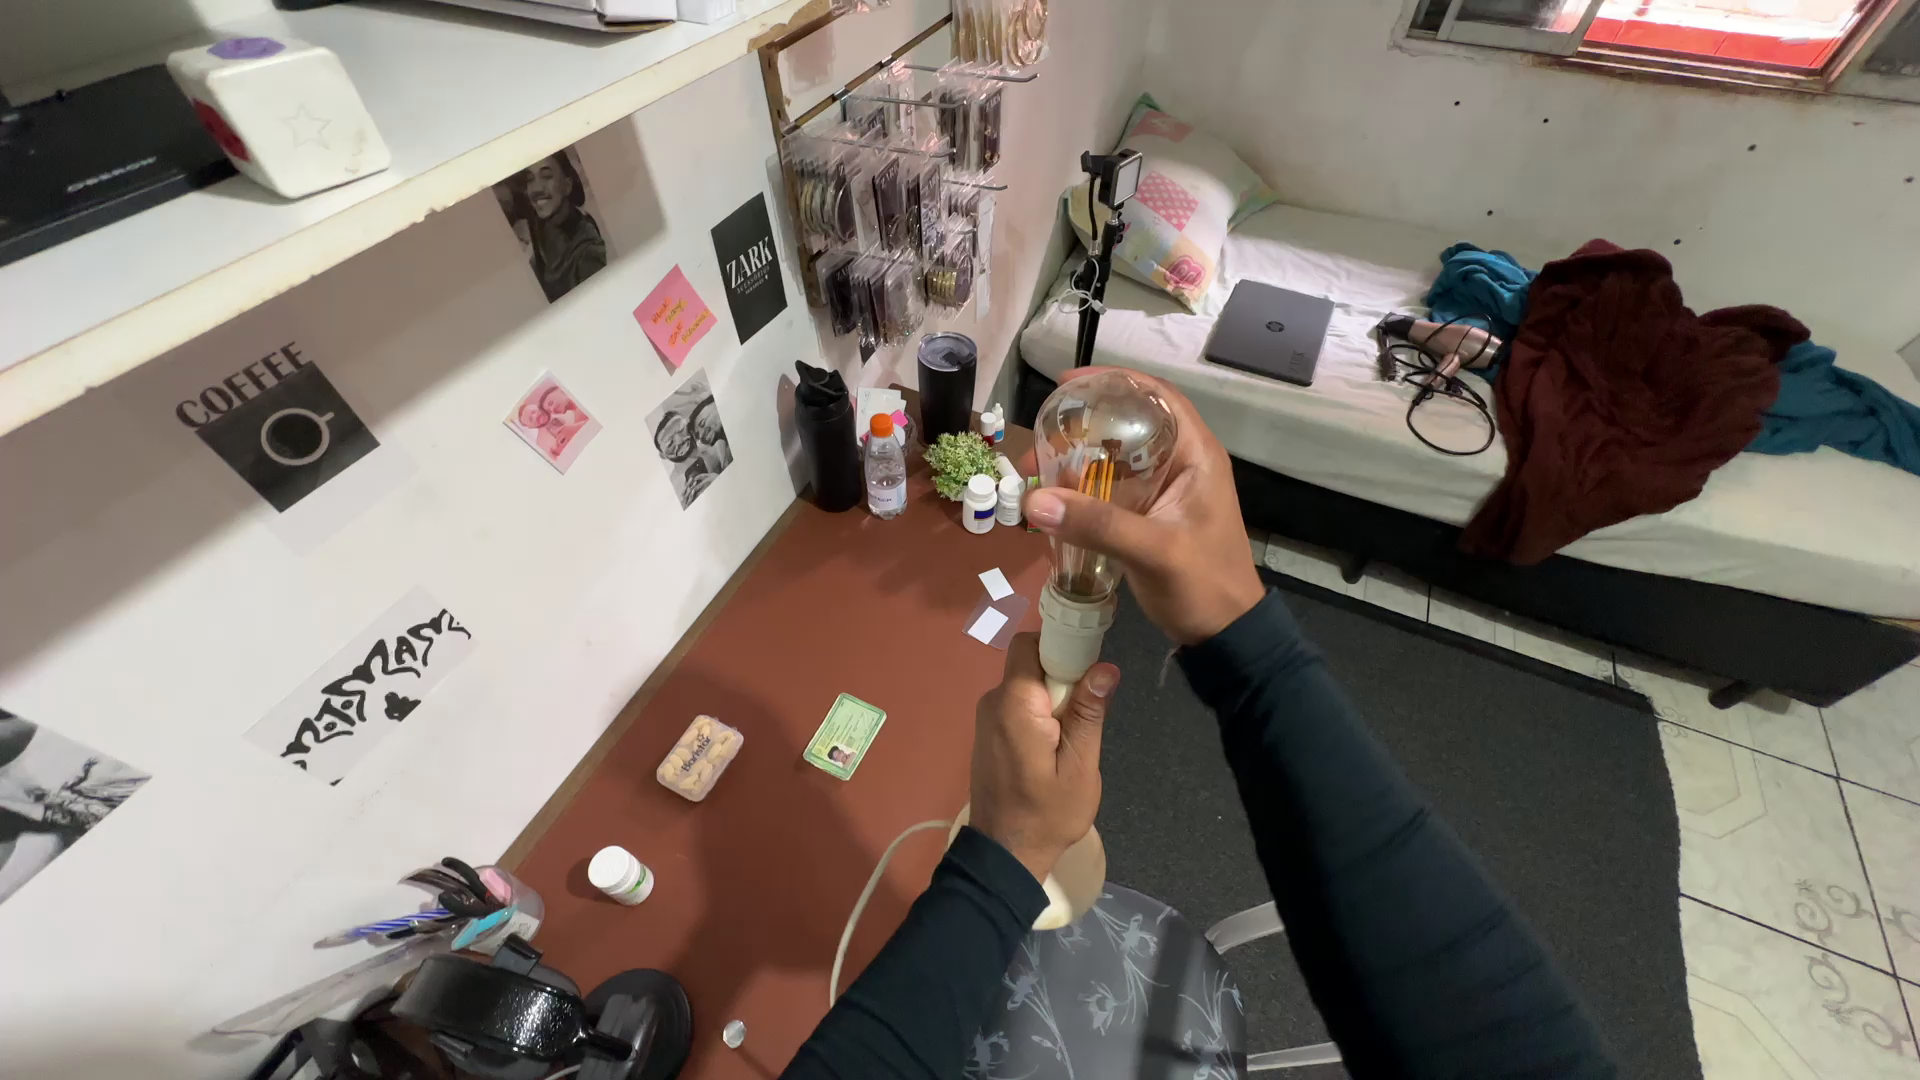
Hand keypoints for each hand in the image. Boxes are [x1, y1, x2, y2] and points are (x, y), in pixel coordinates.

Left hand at [970, 634, 1116, 884]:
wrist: (1005, 854)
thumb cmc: (1046, 814)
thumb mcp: (1079, 766)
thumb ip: (1088, 713)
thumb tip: (1105, 667)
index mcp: (1014, 704)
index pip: (1030, 644)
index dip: (1060, 644)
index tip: (1088, 664)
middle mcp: (994, 701)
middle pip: (1029, 661)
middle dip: (1061, 674)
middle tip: (1085, 711)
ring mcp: (987, 717)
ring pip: (1026, 684)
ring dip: (1052, 697)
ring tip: (1072, 735)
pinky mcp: (989, 732)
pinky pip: (1018, 704)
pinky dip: (1039, 712)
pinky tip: (1054, 745)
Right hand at [1024, 369, 1264, 644]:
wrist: (1225, 636)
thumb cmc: (1203, 585)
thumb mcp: (1153, 550)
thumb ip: (1096, 524)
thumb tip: (1034, 501)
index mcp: (1196, 455)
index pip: (1157, 396)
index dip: (1115, 381)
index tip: (1069, 384)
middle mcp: (1181, 463)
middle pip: (1128, 425)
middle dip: (1082, 427)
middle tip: (1041, 440)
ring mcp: (1165, 491)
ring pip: (1115, 460)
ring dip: (1077, 461)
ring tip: (1038, 472)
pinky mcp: (1151, 517)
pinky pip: (1111, 491)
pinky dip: (1083, 491)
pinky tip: (1057, 501)